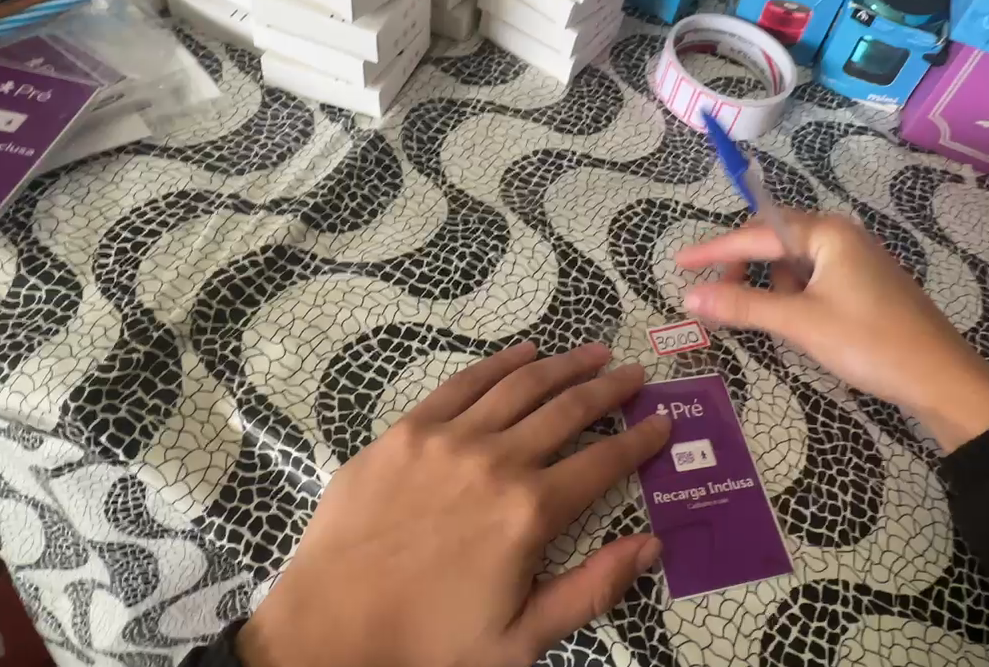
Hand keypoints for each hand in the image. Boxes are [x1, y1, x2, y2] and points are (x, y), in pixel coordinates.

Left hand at [241, 342, 670, 666]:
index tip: (662, 421)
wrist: (327, 634)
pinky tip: (524, 351)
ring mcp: (450, 437)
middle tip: (634, 374)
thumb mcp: (520, 641)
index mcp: (529, 512)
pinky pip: (465, 382)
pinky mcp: (409, 428)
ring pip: (522, 386)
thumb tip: (653, 545)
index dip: (639, 440)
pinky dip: (500, 363)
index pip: (603, 463)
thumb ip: (592, 589)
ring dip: (564, 365)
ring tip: (593, 353)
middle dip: (609, 389)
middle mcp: (497, 460)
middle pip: (568, 411)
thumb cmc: (428, 646)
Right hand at [677, 212, 988, 451]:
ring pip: (794, 262)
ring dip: (770, 285)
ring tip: (763, 318)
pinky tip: (796, 322)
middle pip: (774, 241)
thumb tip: (688, 297)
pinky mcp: (865, 284)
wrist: (945, 381)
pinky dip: (794, 295)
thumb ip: (742, 306)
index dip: (714, 252)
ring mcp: (856, 259)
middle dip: (742, 267)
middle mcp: (841, 235)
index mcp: (827, 232)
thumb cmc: (870, 343)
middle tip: (715, 298)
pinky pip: (814, 278)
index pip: (755, 235)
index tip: (679, 265)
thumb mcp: (800, 324)